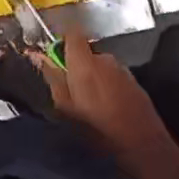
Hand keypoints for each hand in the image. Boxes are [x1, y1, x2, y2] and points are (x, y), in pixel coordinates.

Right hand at [37, 27, 165, 156]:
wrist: (142, 145)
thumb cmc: (96, 126)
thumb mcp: (64, 105)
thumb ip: (51, 76)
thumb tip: (37, 55)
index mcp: (84, 62)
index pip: (72, 33)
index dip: (62, 38)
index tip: (54, 53)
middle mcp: (105, 59)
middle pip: (85, 52)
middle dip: (75, 64)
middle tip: (69, 87)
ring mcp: (123, 70)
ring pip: (100, 65)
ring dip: (92, 75)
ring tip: (89, 100)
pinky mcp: (134, 82)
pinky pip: (112, 76)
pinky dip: (106, 84)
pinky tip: (106, 105)